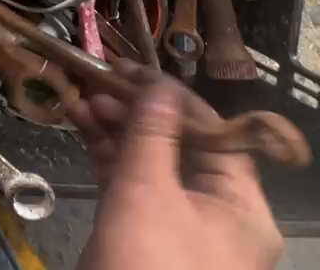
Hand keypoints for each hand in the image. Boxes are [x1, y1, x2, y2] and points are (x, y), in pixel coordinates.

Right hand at [69, 69, 282, 269]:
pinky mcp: (143, 229)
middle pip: (179, 142)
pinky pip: (130, 178)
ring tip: (79, 99)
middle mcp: (216, 211)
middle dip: (136, 109)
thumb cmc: (150, 262)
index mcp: (239, 205)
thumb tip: (158, 83)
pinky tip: (79, 123)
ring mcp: (178, 222)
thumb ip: (151, 131)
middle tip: (95, 82)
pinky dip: (106, 150)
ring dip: (116, 125)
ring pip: (149, 157)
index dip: (172, 96)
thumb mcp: (149, 190)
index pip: (214, 132)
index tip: (128, 69)